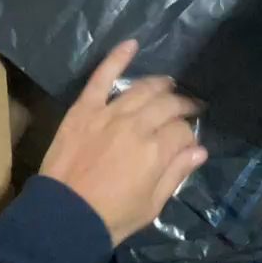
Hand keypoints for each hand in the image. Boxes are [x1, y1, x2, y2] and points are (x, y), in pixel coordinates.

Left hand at [39, 40, 208, 244]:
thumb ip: (176, 174)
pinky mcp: (85, 108)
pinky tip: (132, 44)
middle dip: (183, 105)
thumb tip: (199, 150)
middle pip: (168, 105)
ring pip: (142, 89)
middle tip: (189, 107)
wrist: (62, 216)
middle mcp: (136, 126)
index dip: (188, 135)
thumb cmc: (111, 218)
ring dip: (160, 84)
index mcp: (155, 152)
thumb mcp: (152, 205)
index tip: (186, 142)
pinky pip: (102, 77)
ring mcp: (109, 114)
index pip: (183, 131)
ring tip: (169, 85)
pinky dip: (117, 58)